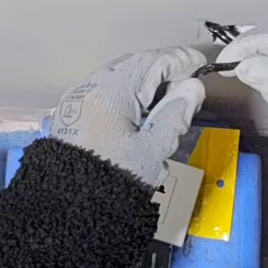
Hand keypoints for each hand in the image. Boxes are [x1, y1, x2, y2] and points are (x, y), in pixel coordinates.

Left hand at [47, 47, 206, 184]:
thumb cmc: (112, 180)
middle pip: (133, 65)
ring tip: (167, 96)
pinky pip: (104, 89)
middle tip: (187, 81)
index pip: (152, 63)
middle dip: (162, 68)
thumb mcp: (152, 149)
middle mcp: (91, 87)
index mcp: (111, 93)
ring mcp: (78, 98)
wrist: (69, 207)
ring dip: (144, 80)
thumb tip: (193, 88)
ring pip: (118, 76)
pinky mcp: (73, 112)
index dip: (179, 60)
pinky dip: (127, 91)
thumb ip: (175, 114)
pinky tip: (141, 107)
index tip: (199, 62)